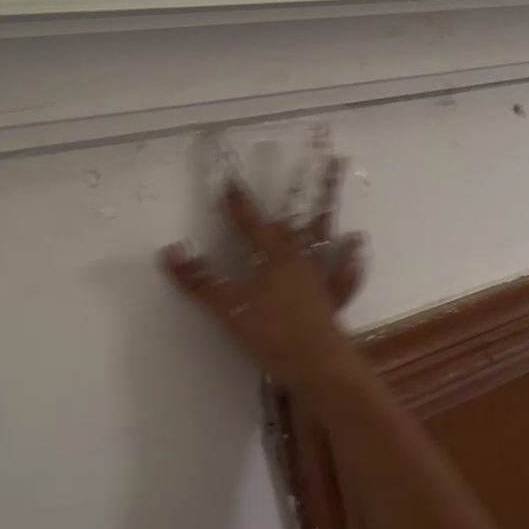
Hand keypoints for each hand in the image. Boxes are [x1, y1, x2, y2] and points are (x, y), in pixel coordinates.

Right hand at [159, 158, 366, 390]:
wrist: (321, 370)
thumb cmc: (273, 333)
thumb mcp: (228, 307)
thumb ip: (198, 281)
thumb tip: (170, 252)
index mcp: (273, 255)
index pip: (250, 221)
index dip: (237, 203)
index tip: (231, 183)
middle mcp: (299, 259)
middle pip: (296, 220)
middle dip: (306, 190)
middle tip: (328, 157)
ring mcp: (318, 280)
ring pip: (325, 241)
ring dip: (331, 217)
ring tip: (340, 184)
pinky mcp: (331, 302)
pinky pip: (342, 278)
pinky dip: (351, 264)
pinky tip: (358, 251)